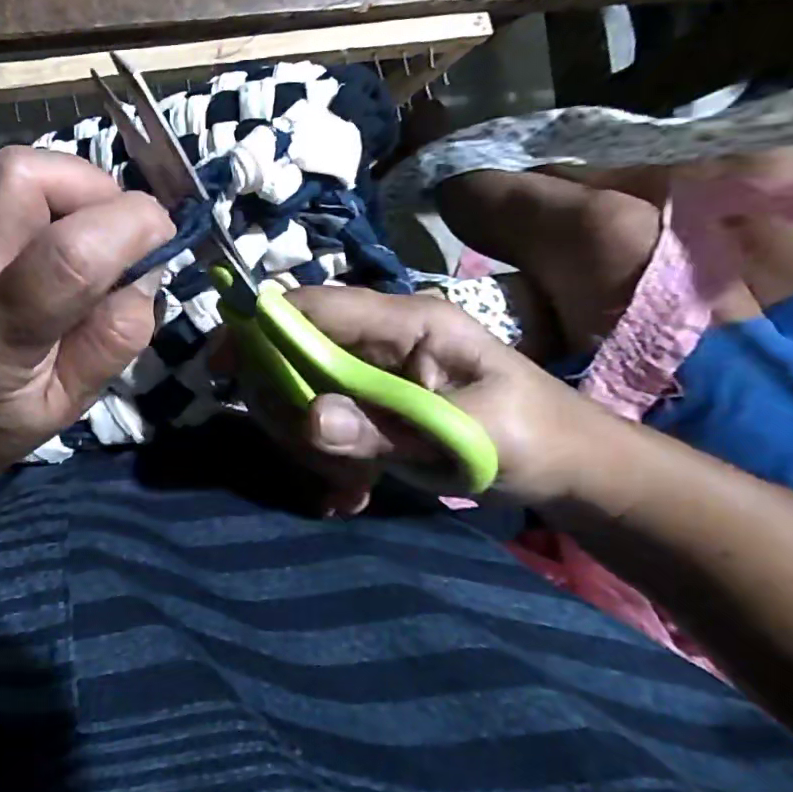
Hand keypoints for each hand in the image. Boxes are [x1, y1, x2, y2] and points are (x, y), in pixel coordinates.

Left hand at [0, 147, 173, 484]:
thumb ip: (113, 339)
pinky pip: (11, 186)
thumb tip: (146, 266)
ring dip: (76, 185)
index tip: (160, 242)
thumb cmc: (4, 420)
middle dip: (91, 185)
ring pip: (13, 170)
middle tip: (119, 227)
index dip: (129, 230)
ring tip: (97, 233)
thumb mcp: (70, 404)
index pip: (65, 259)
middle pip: (18, 177)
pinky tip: (70, 235)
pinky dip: (59, 194)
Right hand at [234, 282, 613, 511]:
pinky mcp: (363, 397)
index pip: (312, 305)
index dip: (259, 326)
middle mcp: (377, 336)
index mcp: (408, 322)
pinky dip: (318, 452)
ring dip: (303, 438)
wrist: (572, 468)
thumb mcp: (470, 438)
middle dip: (285, 405)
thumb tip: (309, 420)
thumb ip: (387, 428)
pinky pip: (312, 415)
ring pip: (294, 388)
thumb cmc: (536, 440)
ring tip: (346, 481)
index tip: (220, 366)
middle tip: (315, 456)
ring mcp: (367, 367)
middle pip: (289, 350)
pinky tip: (347, 487)